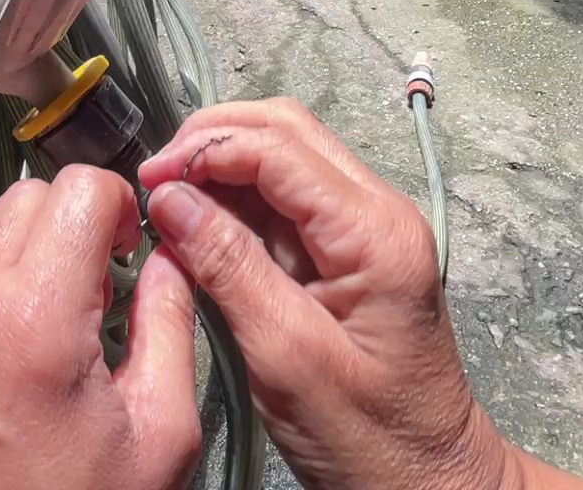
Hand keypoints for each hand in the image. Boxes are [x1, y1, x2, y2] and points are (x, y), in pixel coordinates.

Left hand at [0, 166, 200, 489]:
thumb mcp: (157, 435)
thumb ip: (171, 322)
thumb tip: (170, 258)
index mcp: (34, 321)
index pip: (80, 188)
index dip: (117, 206)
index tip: (125, 246)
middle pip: (30, 197)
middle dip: (73, 225)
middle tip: (94, 287)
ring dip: (24, 255)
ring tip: (44, 322)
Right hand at [138, 99, 582, 489]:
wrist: (433, 483)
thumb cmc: (367, 438)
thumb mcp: (287, 357)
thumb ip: (228, 266)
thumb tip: (167, 197)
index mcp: (372, 229)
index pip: (278, 147)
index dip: (206, 150)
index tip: (149, 180)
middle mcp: (373, 206)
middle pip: (283, 128)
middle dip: (211, 139)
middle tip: (156, 176)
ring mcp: (360, 220)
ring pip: (279, 149)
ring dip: (219, 159)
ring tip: (168, 192)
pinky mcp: (341, 240)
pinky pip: (279, 190)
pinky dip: (231, 190)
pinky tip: (197, 213)